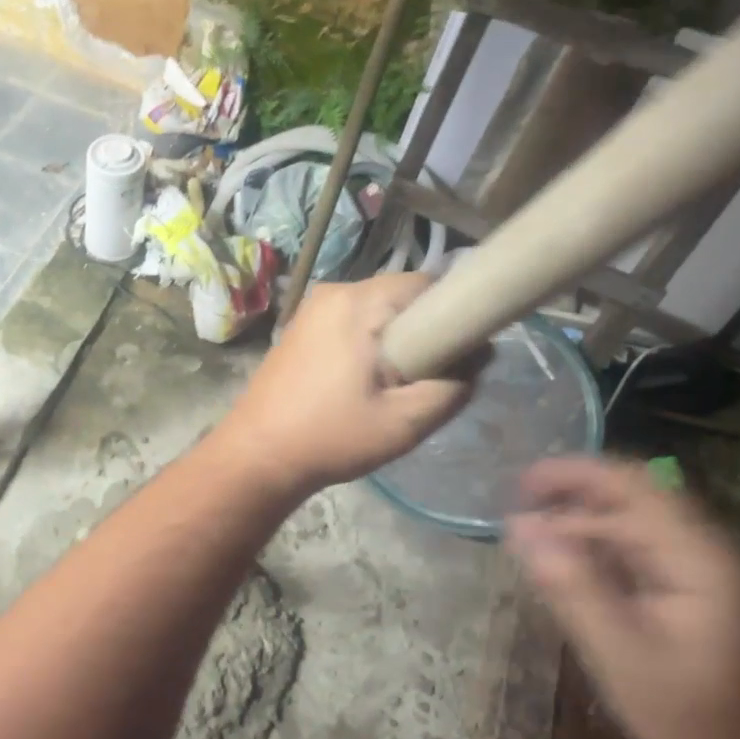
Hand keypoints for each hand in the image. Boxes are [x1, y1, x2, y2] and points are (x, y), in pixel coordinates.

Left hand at [210, 274, 473, 494]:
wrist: (258, 454)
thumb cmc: (332, 436)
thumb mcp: (404, 422)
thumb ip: (452, 387)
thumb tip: (481, 355)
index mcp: (358, 302)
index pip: (426, 284)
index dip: (453, 312)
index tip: (463, 349)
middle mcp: (334, 291)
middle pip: (400, 295)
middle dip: (424, 329)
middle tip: (432, 375)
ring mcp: (313, 307)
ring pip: (377, 310)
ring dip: (395, 339)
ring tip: (398, 384)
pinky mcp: (302, 326)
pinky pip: (353, 321)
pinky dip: (369, 342)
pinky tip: (366, 382)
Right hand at [510, 458, 739, 738]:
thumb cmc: (689, 721)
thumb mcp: (621, 656)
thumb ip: (571, 586)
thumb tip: (518, 525)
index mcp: (699, 559)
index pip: (634, 486)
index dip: (575, 473)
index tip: (520, 484)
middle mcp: (706, 551)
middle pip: (635, 495)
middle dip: (574, 492)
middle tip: (519, 505)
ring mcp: (702, 570)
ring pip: (635, 519)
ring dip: (582, 518)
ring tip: (533, 534)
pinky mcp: (692, 590)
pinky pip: (639, 546)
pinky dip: (598, 543)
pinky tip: (566, 563)